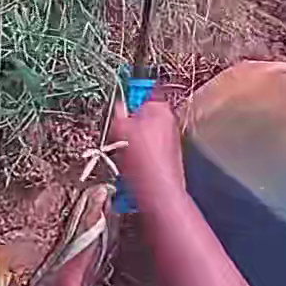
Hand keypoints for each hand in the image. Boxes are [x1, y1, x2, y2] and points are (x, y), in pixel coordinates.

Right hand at [108, 94, 185, 209]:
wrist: (157, 193)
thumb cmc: (143, 160)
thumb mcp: (119, 128)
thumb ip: (118, 111)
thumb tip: (117, 105)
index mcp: (160, 108)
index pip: (141, 92)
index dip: (126, 99)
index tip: (118, 105)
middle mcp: (168, 122)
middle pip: (140, 116)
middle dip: (126, 125)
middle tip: (116, 134)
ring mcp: (170, 141)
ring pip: (141, 135)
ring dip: (129, 143)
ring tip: (121, 154)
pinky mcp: (167, 159)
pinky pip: (146, 151)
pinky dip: (137, 156)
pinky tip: (130, 167)